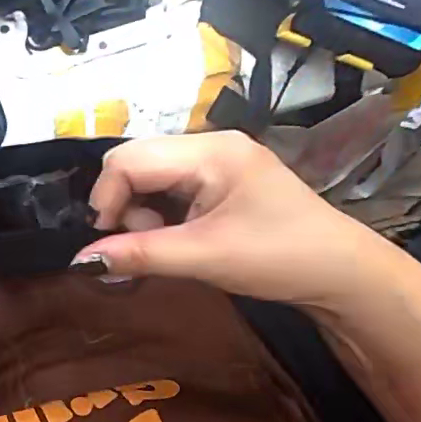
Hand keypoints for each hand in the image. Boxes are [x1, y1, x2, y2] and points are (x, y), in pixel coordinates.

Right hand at [75, 132, 403, 311]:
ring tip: (166, 244)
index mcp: (211, 151)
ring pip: (144, 178)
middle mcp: (209, 146)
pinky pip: (163, 190)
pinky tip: (175, 239)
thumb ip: (137, 255)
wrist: (342, 275)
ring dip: (139, 215)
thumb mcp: (203, 258)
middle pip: (132, 163)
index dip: (106, 199)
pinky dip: (155, 218)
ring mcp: (213, 162)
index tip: (107, 242)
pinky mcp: (215, 182)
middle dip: (123, 206)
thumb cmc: (280, 258)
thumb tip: (79, 261)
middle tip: (142, 243)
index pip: (128, 160)